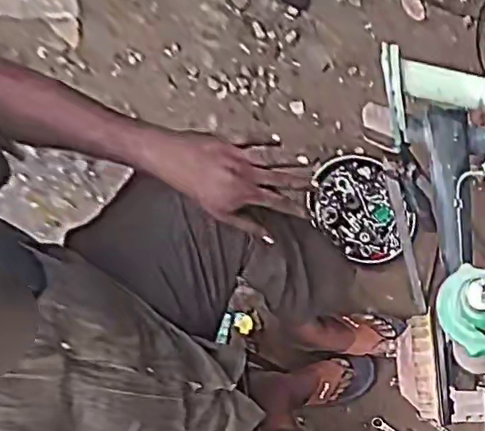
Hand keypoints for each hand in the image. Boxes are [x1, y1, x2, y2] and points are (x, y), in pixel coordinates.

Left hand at [136, 131, 307, 237]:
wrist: (167, 156)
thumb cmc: (191, 186)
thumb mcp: (220, 213)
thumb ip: (247, 225)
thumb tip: (267, 237)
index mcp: (245, 192)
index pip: (277, 202)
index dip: (295, 207)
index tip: (308, 211)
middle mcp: (245, 172)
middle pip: (280, 178)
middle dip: (300, 182)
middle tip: (316, 183)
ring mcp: (238, 154)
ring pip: (270, 158)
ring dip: (290, 160)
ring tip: (306, 161)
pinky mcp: (228, 141)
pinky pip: (251, 139)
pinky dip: (265, 139)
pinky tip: (277, 140)